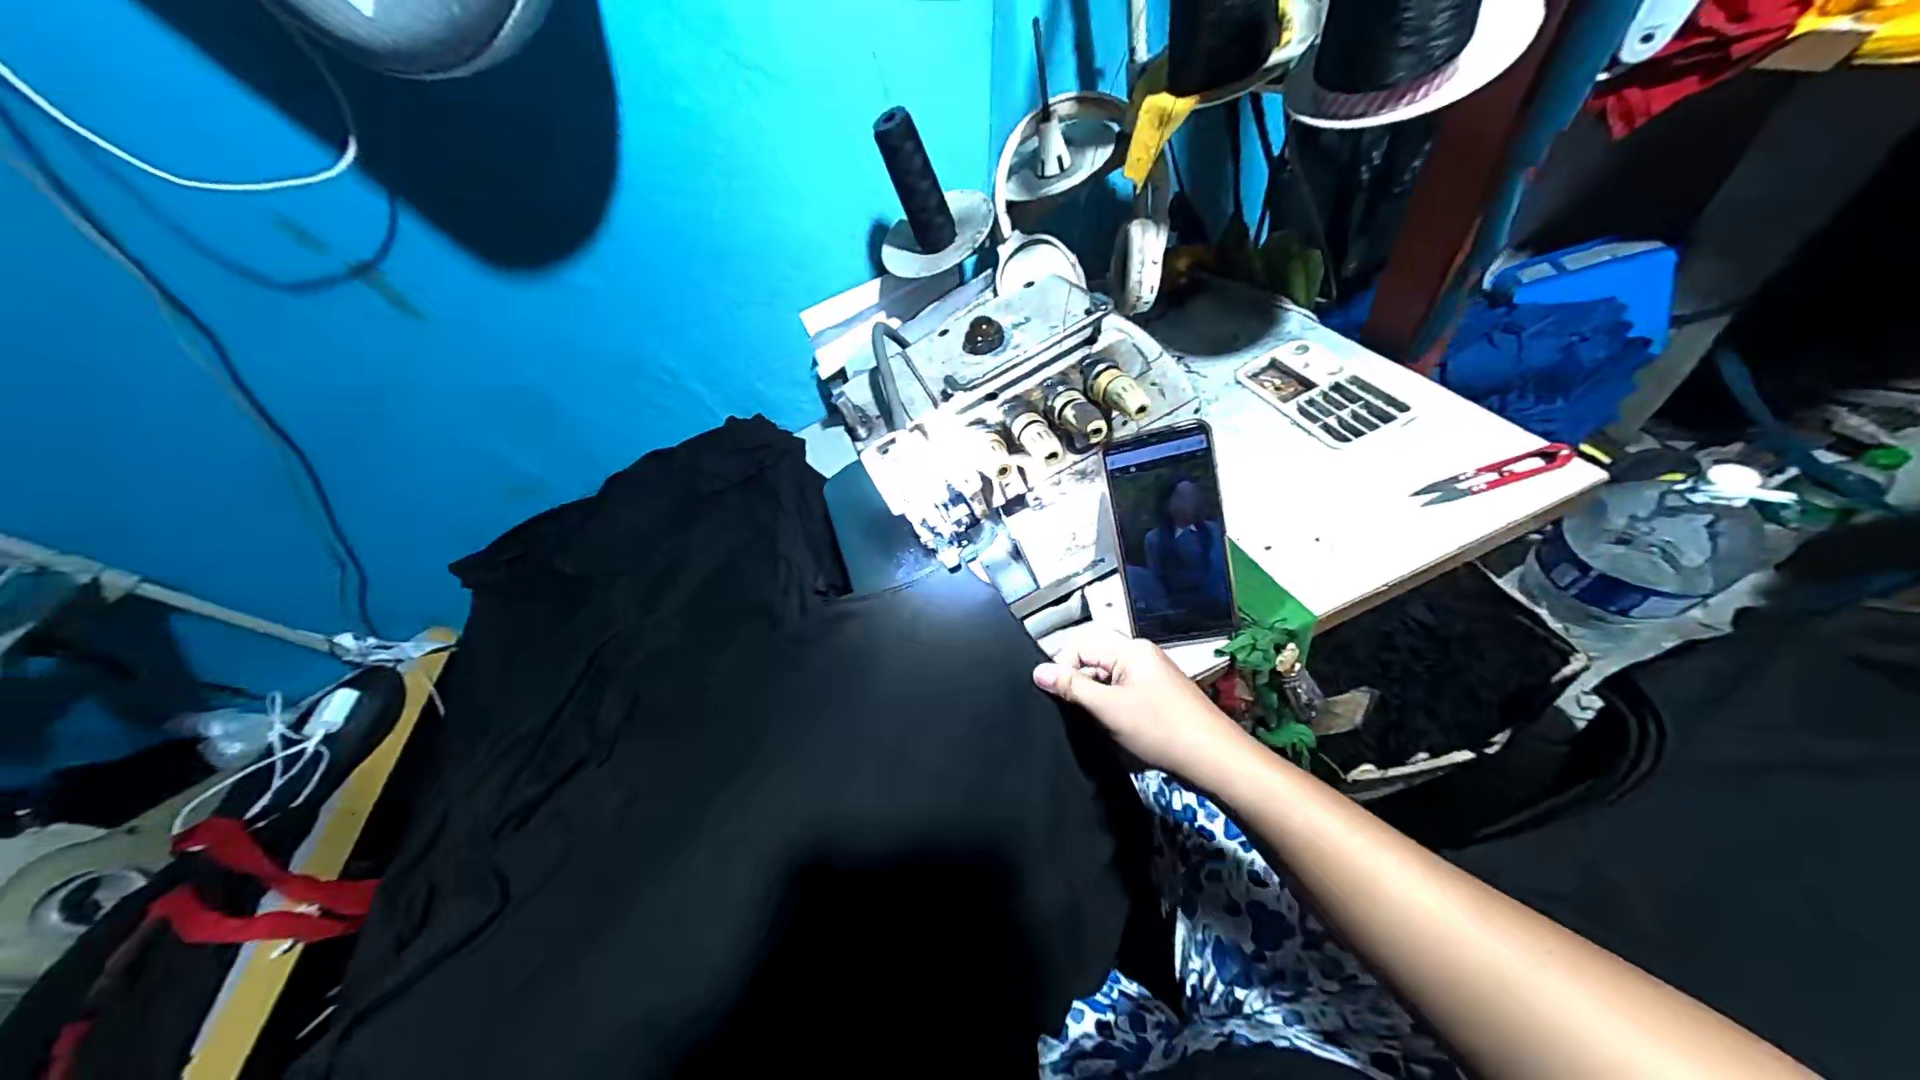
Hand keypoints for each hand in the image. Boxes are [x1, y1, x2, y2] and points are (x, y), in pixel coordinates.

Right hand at [1033, 630, 1255, 783]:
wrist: (1213, 758)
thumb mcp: (1108, 708)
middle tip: (1079, 716)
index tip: (1055, 698)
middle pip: (1094, 663)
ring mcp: (1153, 676)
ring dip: (1099, 703)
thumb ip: (1071, 687)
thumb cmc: (1161, 729)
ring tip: (1102, 726)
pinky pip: (1125, 695)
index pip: (1080, 647)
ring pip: (1108, 682)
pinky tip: (1119, 732)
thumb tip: (1038, 671)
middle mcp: (1142, 655)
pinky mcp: (1160, 696)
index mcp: (1130, 649)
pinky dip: (1115, 711)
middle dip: (1082, 689)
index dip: (1062, 670)